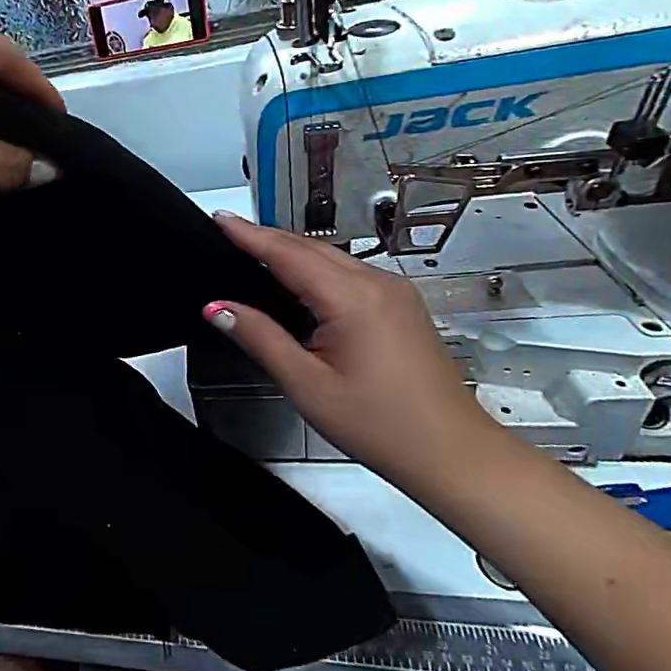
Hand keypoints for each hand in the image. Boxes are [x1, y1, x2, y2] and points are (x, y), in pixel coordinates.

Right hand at [203, 214, 502, 489]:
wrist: (451, 452)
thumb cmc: (383, 426)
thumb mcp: (307, 385)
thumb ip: (260, 338)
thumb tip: (219, 309)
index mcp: (353, 298)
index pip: (288, 252)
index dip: (249, 234)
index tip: (221, 218)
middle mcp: (378, 283)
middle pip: (311, 247)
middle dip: (268, 238)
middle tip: (231, 231)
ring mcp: (395, 291)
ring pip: (333, 257)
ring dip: (294, 252)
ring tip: (257, 252)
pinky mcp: (402, 304)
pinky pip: (352, 272)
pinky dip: (319, 269)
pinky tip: (301, 281)